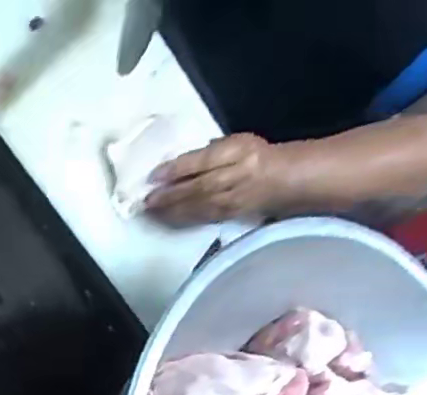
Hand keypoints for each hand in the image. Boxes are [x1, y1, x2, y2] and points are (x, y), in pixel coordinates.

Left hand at [144, 133, 295, 223]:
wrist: (280, 177)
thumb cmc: (250, 155)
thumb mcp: (235, 143)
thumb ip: (208, 152)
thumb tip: (174, 164)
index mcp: (239, 150)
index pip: (204, 160)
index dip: (178, 169)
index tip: (154, 176)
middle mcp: (238, 174)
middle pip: (200, 186)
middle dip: (170, 194)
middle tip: (147, 200)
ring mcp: (234, 197)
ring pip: (200, 205)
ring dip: (172, 210)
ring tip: (151, 211)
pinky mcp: (229, 215)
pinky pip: (203, 217)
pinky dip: (182, 218)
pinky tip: (166, 218)